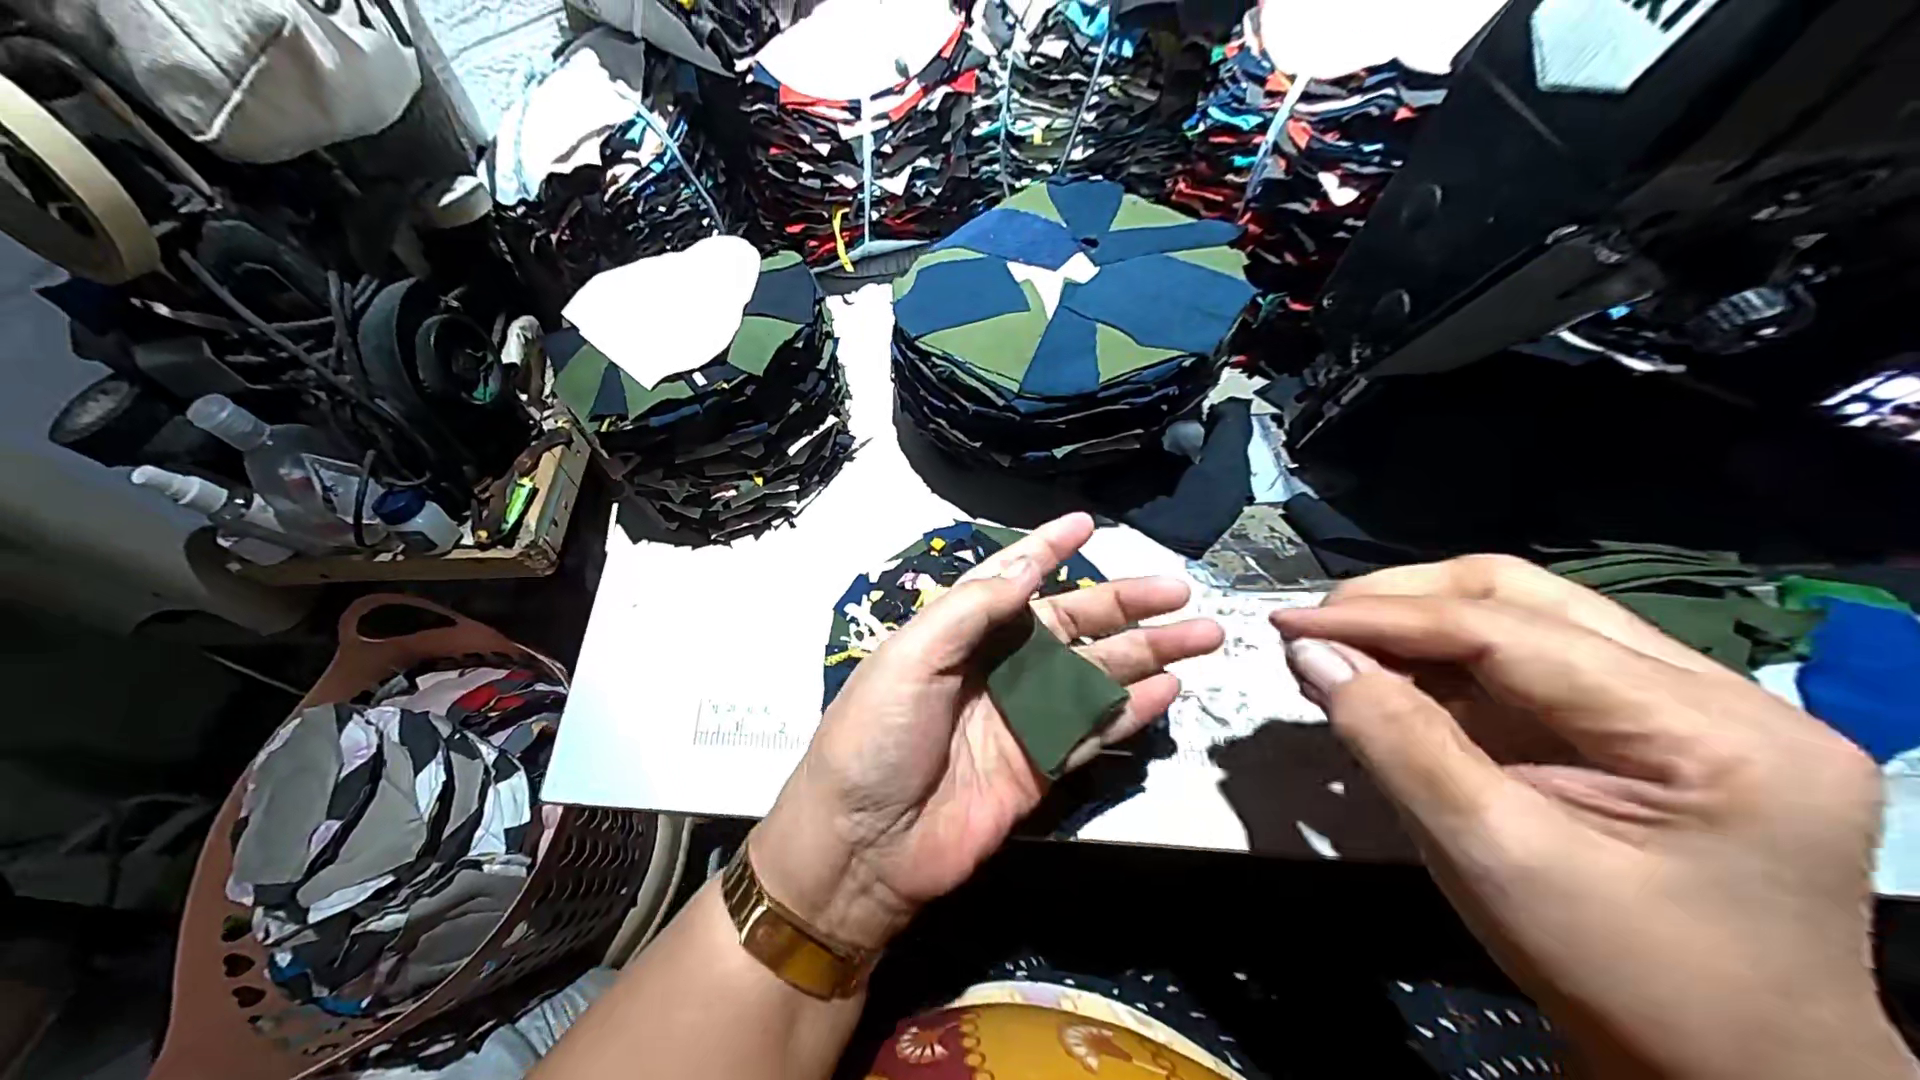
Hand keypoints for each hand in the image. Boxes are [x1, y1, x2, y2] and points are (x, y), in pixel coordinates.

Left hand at [753, 513, 1223, 950]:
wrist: (862, 846)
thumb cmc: (876, 737)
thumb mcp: (912, 657)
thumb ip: (973, 609)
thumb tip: (1026, 564)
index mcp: (960, 633)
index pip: (1012, 579)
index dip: (1047, 549)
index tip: (1085, 523)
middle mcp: (997, 667)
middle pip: (1072, 624)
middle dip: (1126, 604)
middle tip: (1179, 590)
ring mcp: (1021, 717)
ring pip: (1096, 674)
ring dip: (1148, 653)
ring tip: (1200, 634)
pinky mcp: (1040, 765)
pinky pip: (1093, 729)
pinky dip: (1131, 709)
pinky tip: (1169, 688)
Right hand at [1270, 556, 1911, 1079]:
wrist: (1723, 1073)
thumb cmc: (1619, 976)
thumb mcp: (1490, 856)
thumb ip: (1397, 741)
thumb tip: (1311, 654)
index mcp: (1715, 731)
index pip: (1510, 632)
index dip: (1385, 617)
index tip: (1291, 622)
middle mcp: (1715, 695)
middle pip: (1522, 598)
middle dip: (1401, 605)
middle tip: (1317, 629)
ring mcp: (1681, 705)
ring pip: (1517, 619)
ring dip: (1415, 629)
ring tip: (1338, 654)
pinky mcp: (1636, 725)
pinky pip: (1518, 664)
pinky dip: (1438, 665)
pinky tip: (1386, 682)